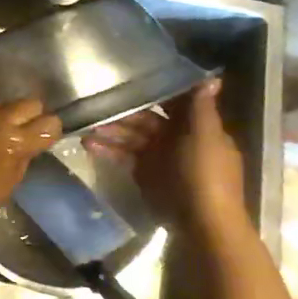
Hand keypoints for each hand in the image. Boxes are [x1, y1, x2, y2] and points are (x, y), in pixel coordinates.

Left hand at [0, 98, 60, 225]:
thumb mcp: (14, 179)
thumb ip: (27, 154)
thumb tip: (35, 140)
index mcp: (14, 142)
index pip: (49, 123)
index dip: (50, 131)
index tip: (46, 138)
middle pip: (30, 103)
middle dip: (32, 117)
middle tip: (25, 132)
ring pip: (5, 104)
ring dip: (8, 116)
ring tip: (0, 132)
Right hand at [86, 78, 248, 232]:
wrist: (203, 224)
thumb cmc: (206, 175)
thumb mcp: (205, 136)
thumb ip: (201, 108)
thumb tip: (211, 77)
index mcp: (198, 127)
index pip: (175, 101)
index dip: (155, 89)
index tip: (130, 73)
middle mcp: (179, 139)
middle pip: (149, 118)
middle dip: (125, 112)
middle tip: (98, 102)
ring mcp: (161, 158)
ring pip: (133, 137)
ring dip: (112, 131)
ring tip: (86, 127)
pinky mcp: (145, 176)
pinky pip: (125, 157)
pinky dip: (109, 151)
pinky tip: (89, 145)